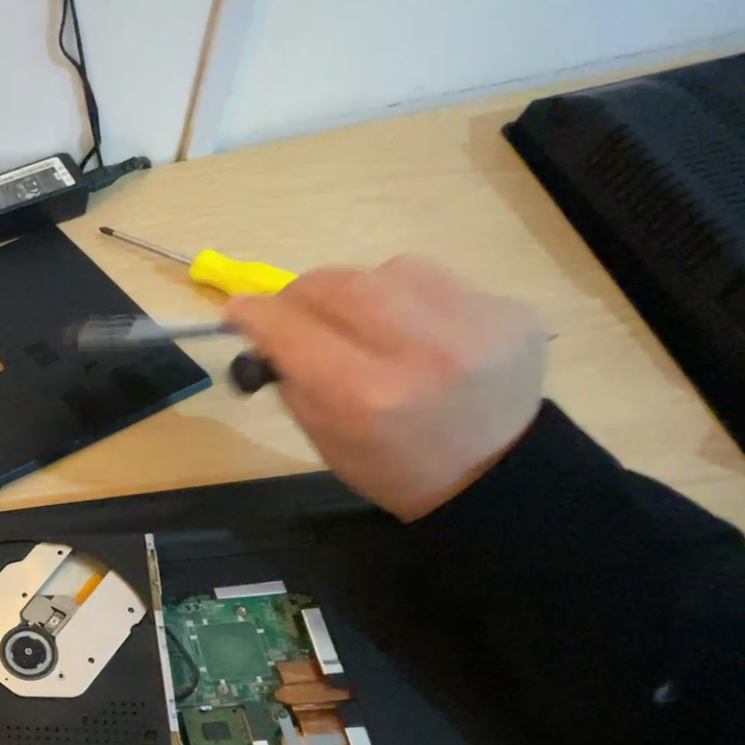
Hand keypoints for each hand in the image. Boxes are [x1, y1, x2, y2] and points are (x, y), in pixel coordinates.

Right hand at [225, 255, 547, 521]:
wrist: (492, 473)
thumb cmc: (388, 463)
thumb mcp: (322, 434)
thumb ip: (292, 376)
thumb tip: (268, 329)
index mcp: (366, 396)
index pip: (293, 331)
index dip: (255, 314)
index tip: (235, 310)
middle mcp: (422, 351)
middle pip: (340, 285)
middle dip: (300, 292)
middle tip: (288, 309)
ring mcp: (475, 324)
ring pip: (389, 271)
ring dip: (355, 290)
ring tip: (354, 320)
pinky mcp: (510, 310)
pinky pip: (436, 281)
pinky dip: (404, 298)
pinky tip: (407, 328)